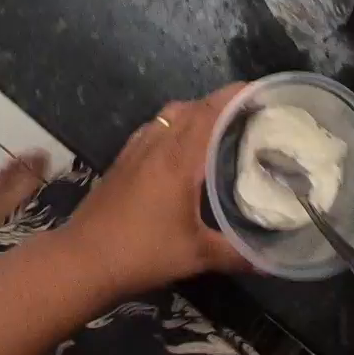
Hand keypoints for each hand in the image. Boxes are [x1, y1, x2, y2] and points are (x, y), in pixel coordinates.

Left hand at [62, 84, 249, 295]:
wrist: (83, 260)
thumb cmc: (142, 252)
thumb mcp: (196, 256)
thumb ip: (236, 254)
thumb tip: (270, 263)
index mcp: (180, 157)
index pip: (211, 111)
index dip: (235, 95)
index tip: (260, 91)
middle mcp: (158, 143)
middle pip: (192, 107)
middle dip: (221, 102)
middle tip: (247, 113)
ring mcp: (136, 149)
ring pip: (170, 114)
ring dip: (195, 111)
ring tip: (218, 126)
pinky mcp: (122, 159)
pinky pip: (153, 127)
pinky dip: (172, 124)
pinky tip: (179, 146)